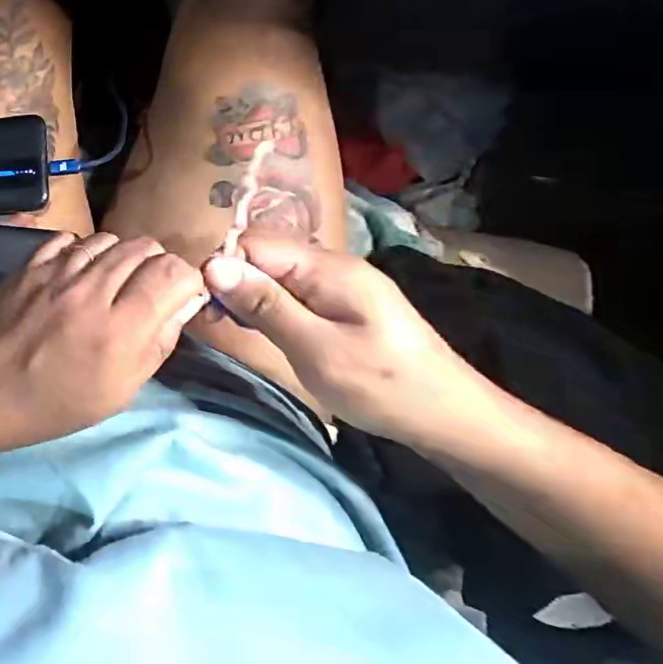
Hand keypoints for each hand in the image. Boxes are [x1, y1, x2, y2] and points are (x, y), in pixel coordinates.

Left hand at [0, 232, 208, 450]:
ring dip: (121, 255)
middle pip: (143, 248)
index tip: (179, 295)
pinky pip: (69, 239)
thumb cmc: (54, 404)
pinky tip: (80, 272)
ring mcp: (55, 273)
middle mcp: (90, 291)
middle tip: (148, 289)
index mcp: (119, 329)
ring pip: (108, 239)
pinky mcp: (28, 266)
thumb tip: (187, 301)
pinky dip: (84, 250)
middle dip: (157, 264)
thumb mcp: (119, 391)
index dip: (185, 280)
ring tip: (114, 281)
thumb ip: (158, 342)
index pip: (171, 272)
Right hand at [202, 235, 491, 442]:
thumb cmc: (385, 387)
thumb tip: (212, 265)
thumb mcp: (317, 350)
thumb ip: (265, 305)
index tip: (208, 308)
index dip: (223, 269)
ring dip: (249, 297)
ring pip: (274, 274)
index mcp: (328, 268)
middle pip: (262, 256)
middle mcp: (332, 265)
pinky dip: (269, 308)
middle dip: (233, 283)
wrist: (454, 420)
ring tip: (238, 331)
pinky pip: (291, 291)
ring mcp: (338, 284)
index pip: (253, 243)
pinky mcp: (341, 304)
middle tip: (221, 325)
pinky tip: (266, 331)